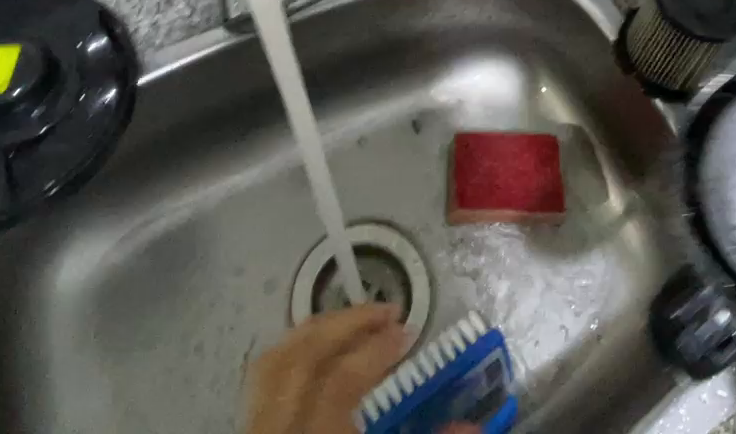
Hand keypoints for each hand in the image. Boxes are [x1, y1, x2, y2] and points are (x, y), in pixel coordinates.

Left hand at [242, 304, 477, 433]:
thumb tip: (474, 428)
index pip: (343, 380)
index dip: (376, 348)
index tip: (408, 330)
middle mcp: (275, 433)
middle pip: (299, 358)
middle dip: (344, 324)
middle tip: (385, 312)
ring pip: (271, 366)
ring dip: (313, 335)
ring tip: (351, 325)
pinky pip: (262, 388)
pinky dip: (291, 361)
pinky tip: (316, 363)